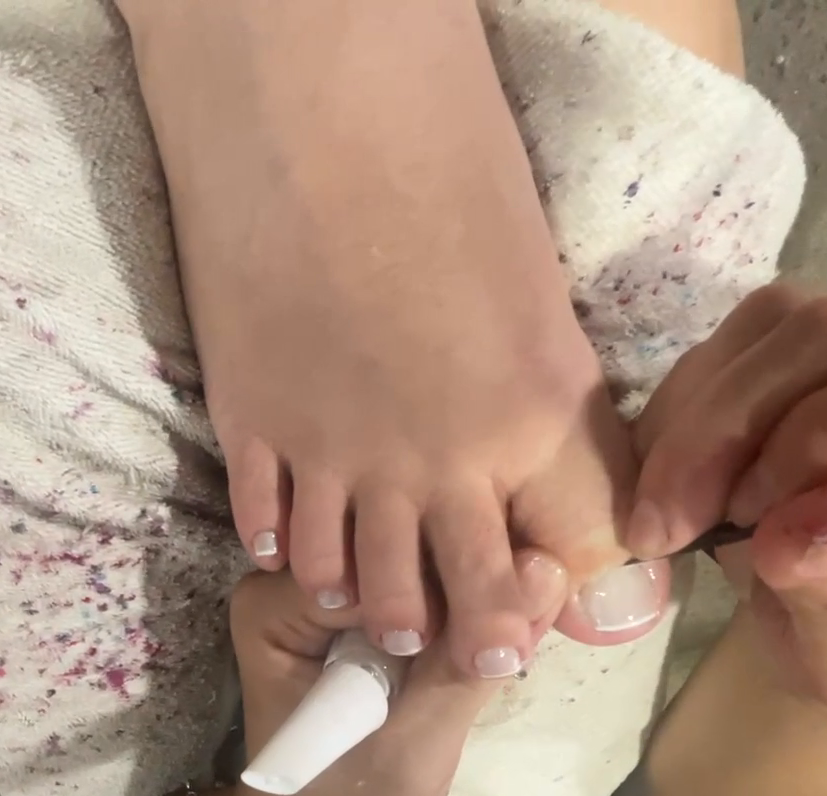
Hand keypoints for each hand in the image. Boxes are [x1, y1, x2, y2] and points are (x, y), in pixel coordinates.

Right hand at [122, 0, 653, 681]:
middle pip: (464, 592)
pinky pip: (269, 526)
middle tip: (469, 653)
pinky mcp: (253, 433)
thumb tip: (532, 455)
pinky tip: (287, 552)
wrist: (312, 111)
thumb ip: (540, 392)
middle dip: (476, 637)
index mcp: (530, 416)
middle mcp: (434, 461)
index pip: (573, 546)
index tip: (551, 600)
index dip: (568, 588)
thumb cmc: (441, 164)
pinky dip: (283, 549)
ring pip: (354, 580)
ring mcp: (333, 456)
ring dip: (369, 604)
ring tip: (372, 616)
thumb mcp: (533, 285)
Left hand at [219, 555, 570, 795]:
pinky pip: (422, 588)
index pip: (385, 555)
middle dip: (472, 586)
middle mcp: (292, 577)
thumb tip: (543, 569)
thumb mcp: (409, 750)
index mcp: (274, 603)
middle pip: (402, 548)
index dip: (459, 584)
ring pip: (421, 564)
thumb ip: (467, 665)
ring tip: (516, 641)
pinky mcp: (357, 606)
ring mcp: (326, 586)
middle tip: (522, 639)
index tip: (516, 630)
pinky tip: (498, 640)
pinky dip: (464, 613)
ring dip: (476, 598)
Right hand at [631, 288, 826, 717]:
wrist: (820, 629)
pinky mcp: (804, 347)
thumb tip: (815, 519)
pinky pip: (725, 345)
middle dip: (735, 438)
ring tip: (666, 521)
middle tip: (675, 532)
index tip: (774, 523)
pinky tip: (672, 484)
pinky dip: (673, 421)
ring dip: (692, 434)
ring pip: (779, 328)